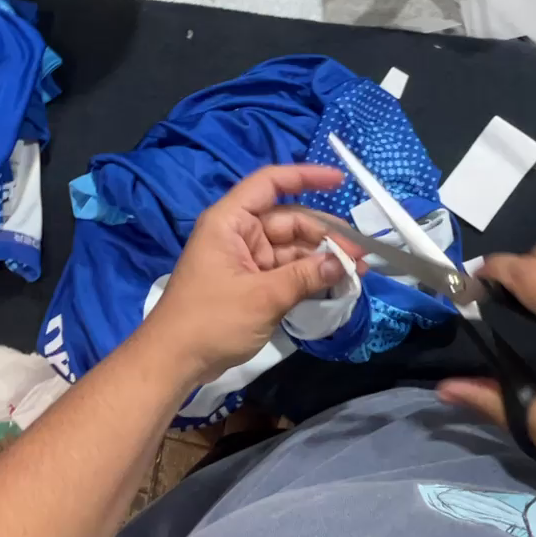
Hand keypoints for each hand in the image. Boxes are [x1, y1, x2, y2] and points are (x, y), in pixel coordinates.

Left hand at [133, 165, 357, 386]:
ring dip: (321, 258)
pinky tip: (335, 284)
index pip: (269, 183)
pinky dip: (308, 276)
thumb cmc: (210, 320)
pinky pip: (285, 270)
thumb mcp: (262, 297)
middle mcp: (238, 233)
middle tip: (361, 255)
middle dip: (324, 234)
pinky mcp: (249, 283)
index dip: (305, 176)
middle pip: (288, 220)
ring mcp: (244, 259)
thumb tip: (341, 263)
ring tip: (356, 272)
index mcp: (230, 221)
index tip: (339, 181)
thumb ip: (304, 277)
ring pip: (290, 248)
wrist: (174, 360)